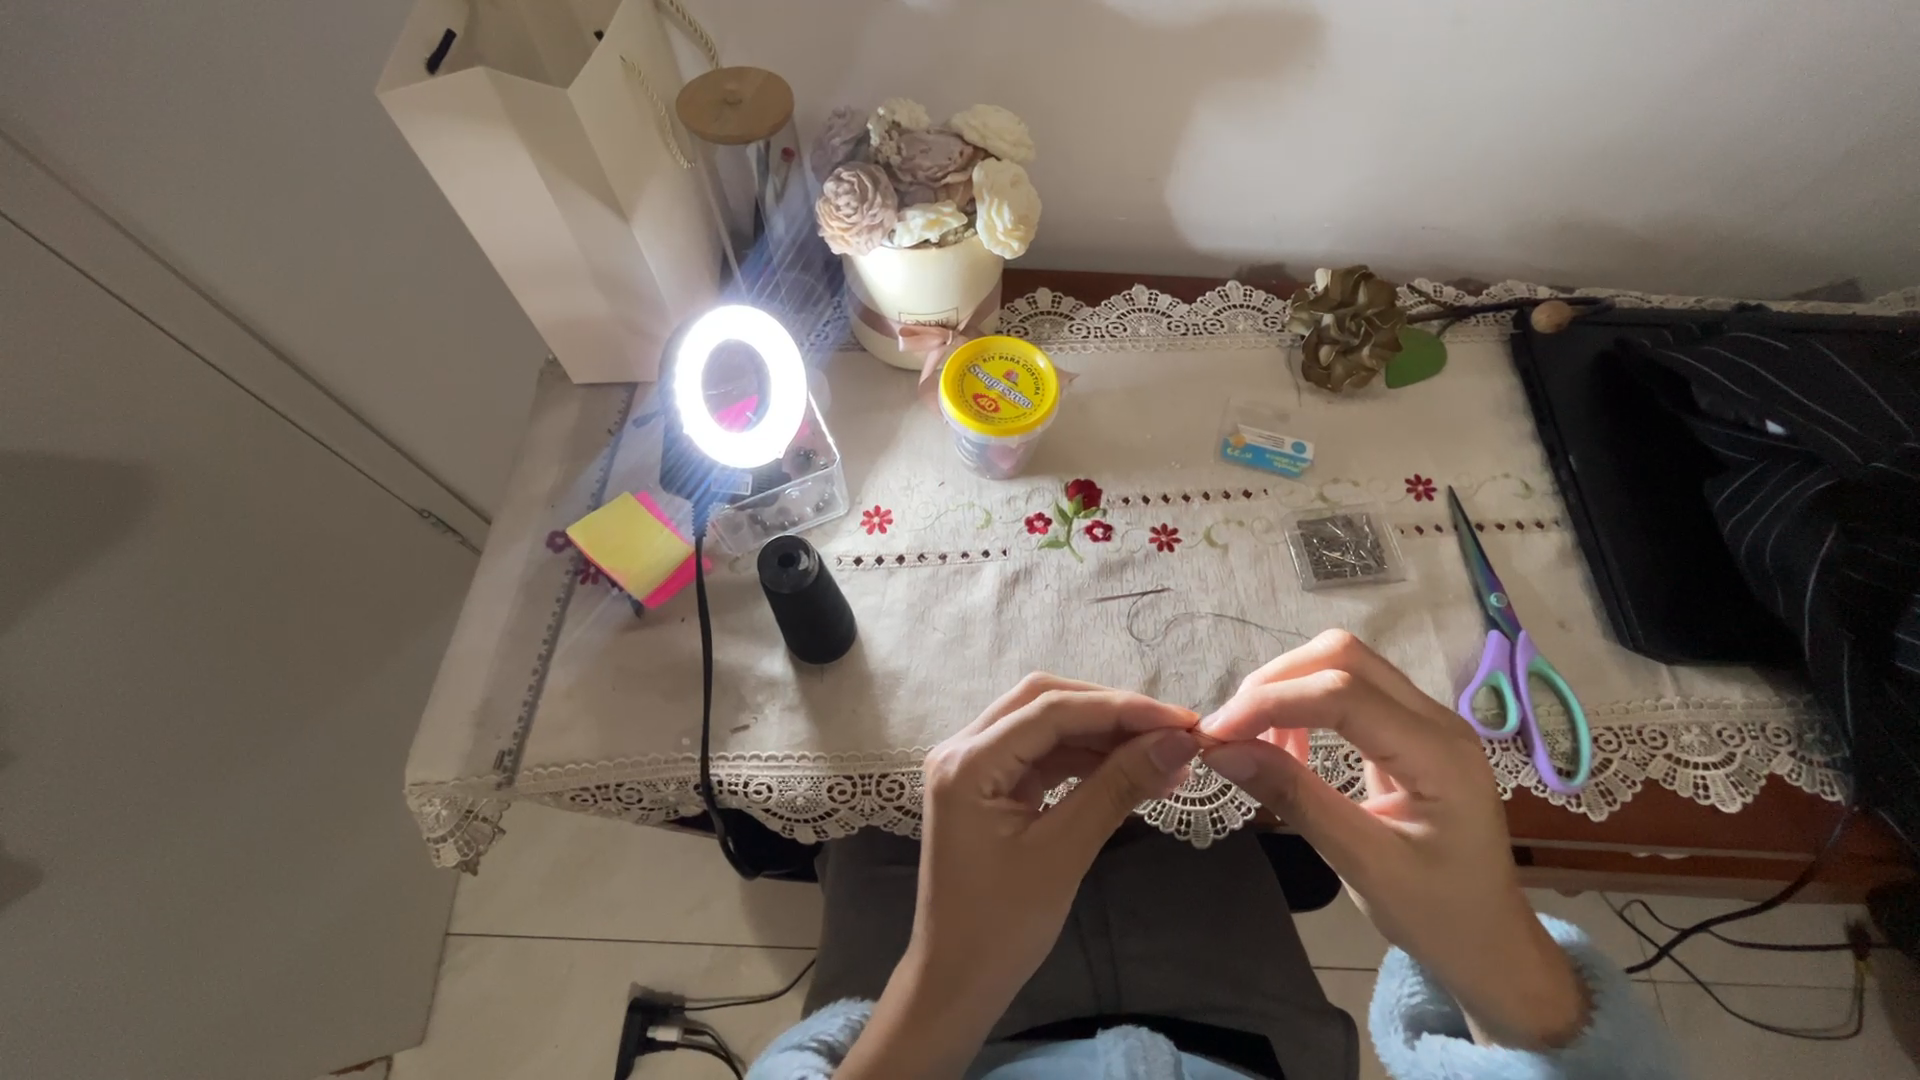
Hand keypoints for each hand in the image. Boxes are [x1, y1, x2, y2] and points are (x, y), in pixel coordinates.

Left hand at [838, 674, 1197, 1078]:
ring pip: (1044, 724)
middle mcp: (962, 748)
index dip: (1120, 709)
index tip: (1180, 720)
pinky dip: (1085, 758)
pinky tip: (1129, 769)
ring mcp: (972, 764)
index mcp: (967, 762)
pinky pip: (1041, 753)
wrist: (956, 979)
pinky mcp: (988, 783)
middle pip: (1044, 702)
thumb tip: (1177, 743)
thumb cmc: (1002, 926)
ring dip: (1102, 735)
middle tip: (1172, 730)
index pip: (1050, 710)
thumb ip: (1117, 787)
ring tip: (1163, 754)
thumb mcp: (1064, 853)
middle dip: (1110, 711)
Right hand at [1198, 631, 1589, 1050]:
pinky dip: (1302, 700)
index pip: (1342, 694)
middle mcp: (1436, 719)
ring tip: (1249, 733)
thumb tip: (1220, 751)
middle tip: (1230, 730)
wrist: (1491, 943)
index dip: (1271, 703)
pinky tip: (1283, 742)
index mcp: (1438, 755)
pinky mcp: (1408, 728)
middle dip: (1274, 682)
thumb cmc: (1436, 914)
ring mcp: (1425, 718)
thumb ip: (1293, 796)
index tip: (1216, 736)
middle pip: (1342, 657)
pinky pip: (1347, 688)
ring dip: (1284, 686)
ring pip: (1341, 661)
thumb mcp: (1360, 863)